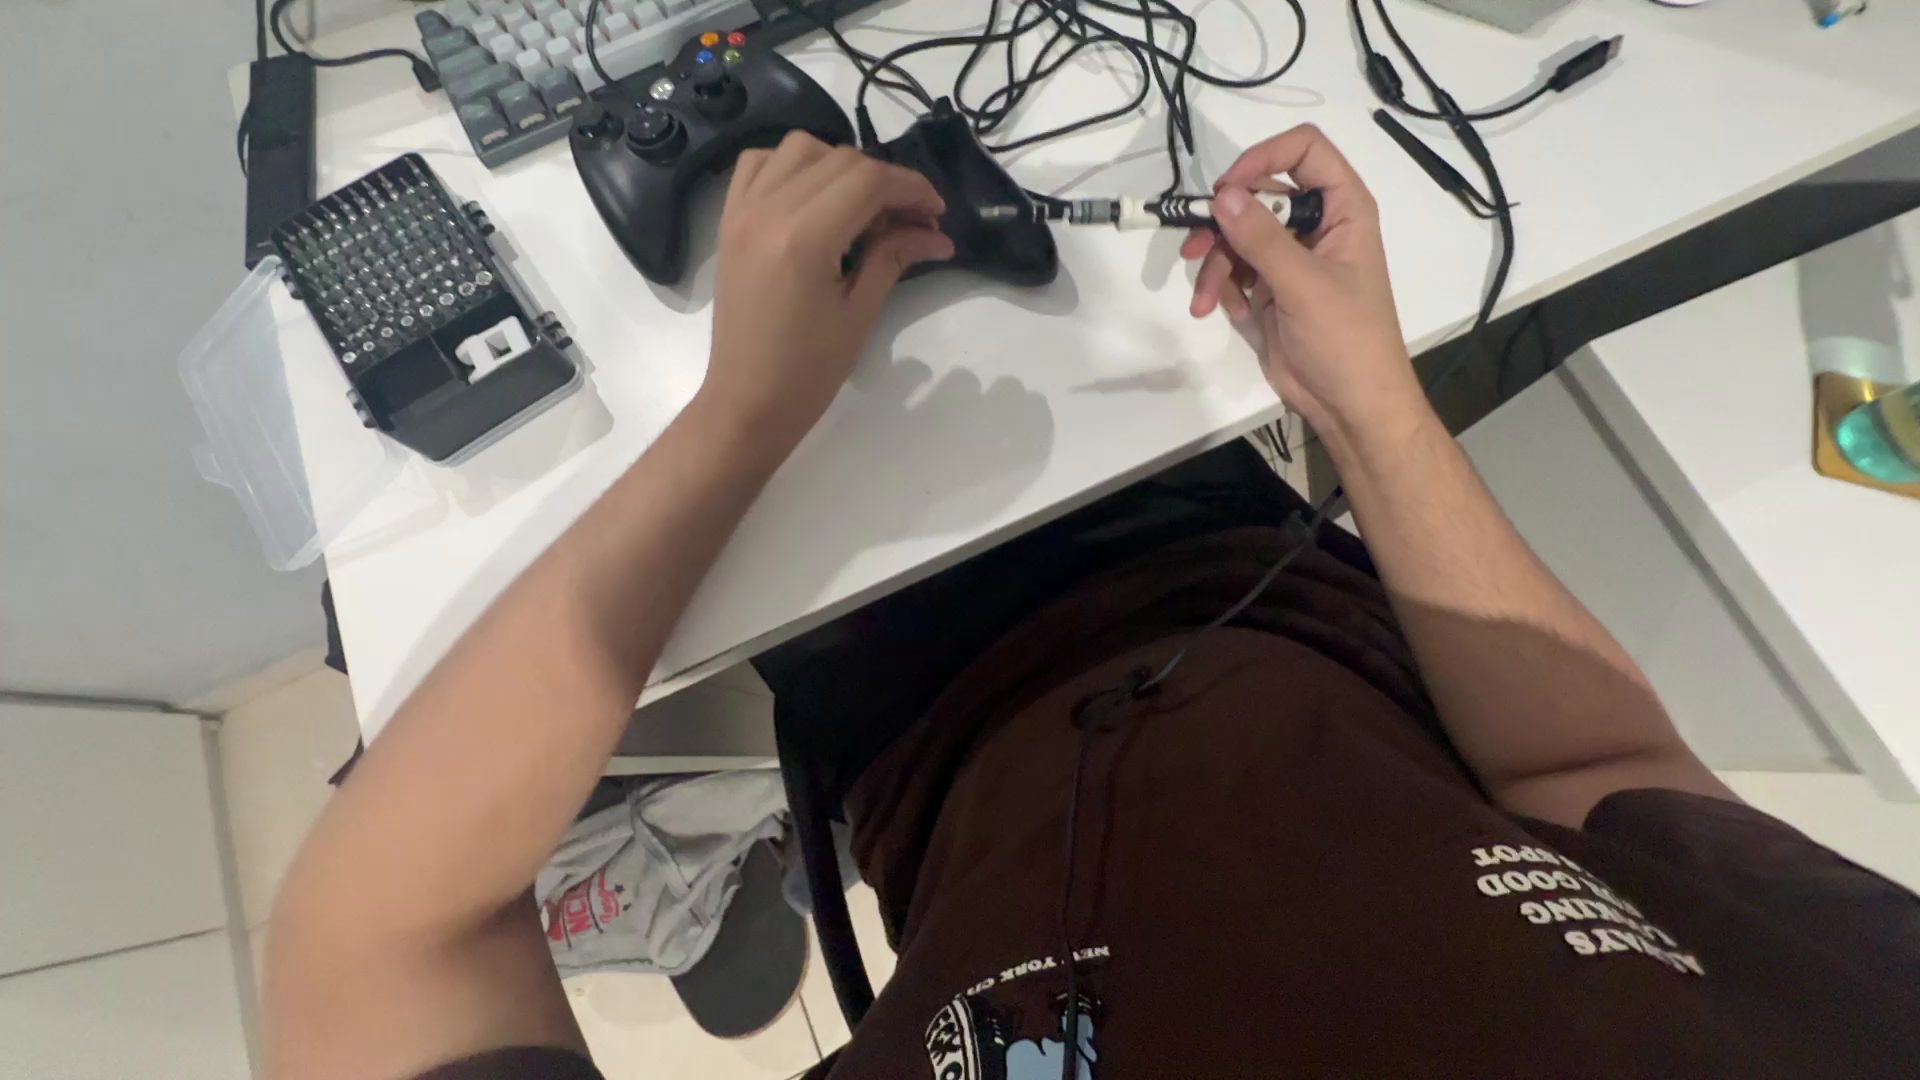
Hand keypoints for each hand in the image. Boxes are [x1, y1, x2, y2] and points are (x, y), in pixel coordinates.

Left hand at [700, 132, 953, 450]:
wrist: (747, 401)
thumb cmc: (808, 372)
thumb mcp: (859, 316)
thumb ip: (892, 259)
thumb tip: (936, 235)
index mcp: (804, 238)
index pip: (868, 181)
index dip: (911, 189)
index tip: (937, 215)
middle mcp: (768, 209)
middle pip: (840, 160)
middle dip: (886, 182)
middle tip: (911, 223)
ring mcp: (742, 211)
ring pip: (801, 150)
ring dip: (841, 167)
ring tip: (863, 210)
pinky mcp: (730, 221)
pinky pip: (760, 164)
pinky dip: (794, 167)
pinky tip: (815, 198)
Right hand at [1182, 125, 1421, 447]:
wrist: (1347, 401)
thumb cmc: (1345, 337)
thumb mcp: (1303, 284)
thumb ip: (1261, 238)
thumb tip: (1222, 196)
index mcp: (1342, 208)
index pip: (1305, 151)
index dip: (1263, 159)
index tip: (1225, 190)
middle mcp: (1314, 226)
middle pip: (1257, 197)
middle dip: (1222, 226)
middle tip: (1193, 251)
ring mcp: (1289, 260)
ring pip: (1237, 239)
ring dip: (1214, 268)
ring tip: (1203, 302)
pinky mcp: (1269, 291)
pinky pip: (1233, 274)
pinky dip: (1222, 291)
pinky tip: (1230, 314)